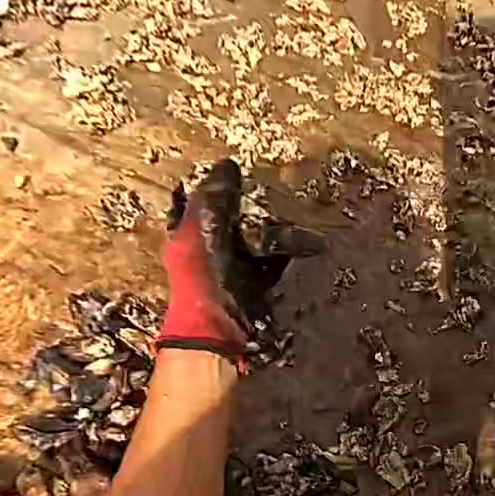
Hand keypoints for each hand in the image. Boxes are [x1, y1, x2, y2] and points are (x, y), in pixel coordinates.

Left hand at [157, 159, 321, 365]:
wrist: (218, 331)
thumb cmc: (203, 277)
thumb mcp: (203, 229)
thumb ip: (214, 197)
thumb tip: (226, 164)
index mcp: (187, 234)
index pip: (196, 201)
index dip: (211, 186)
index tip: (233, 171)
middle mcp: (209, 248)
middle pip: (232, 218)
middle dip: (252, 206)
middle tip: (272, 189)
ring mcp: (233, 268)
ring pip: (256, 237)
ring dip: (276, 228)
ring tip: (297, 215)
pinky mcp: (255, 284)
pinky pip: (274, 260)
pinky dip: (288, 251)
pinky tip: (307, 242)